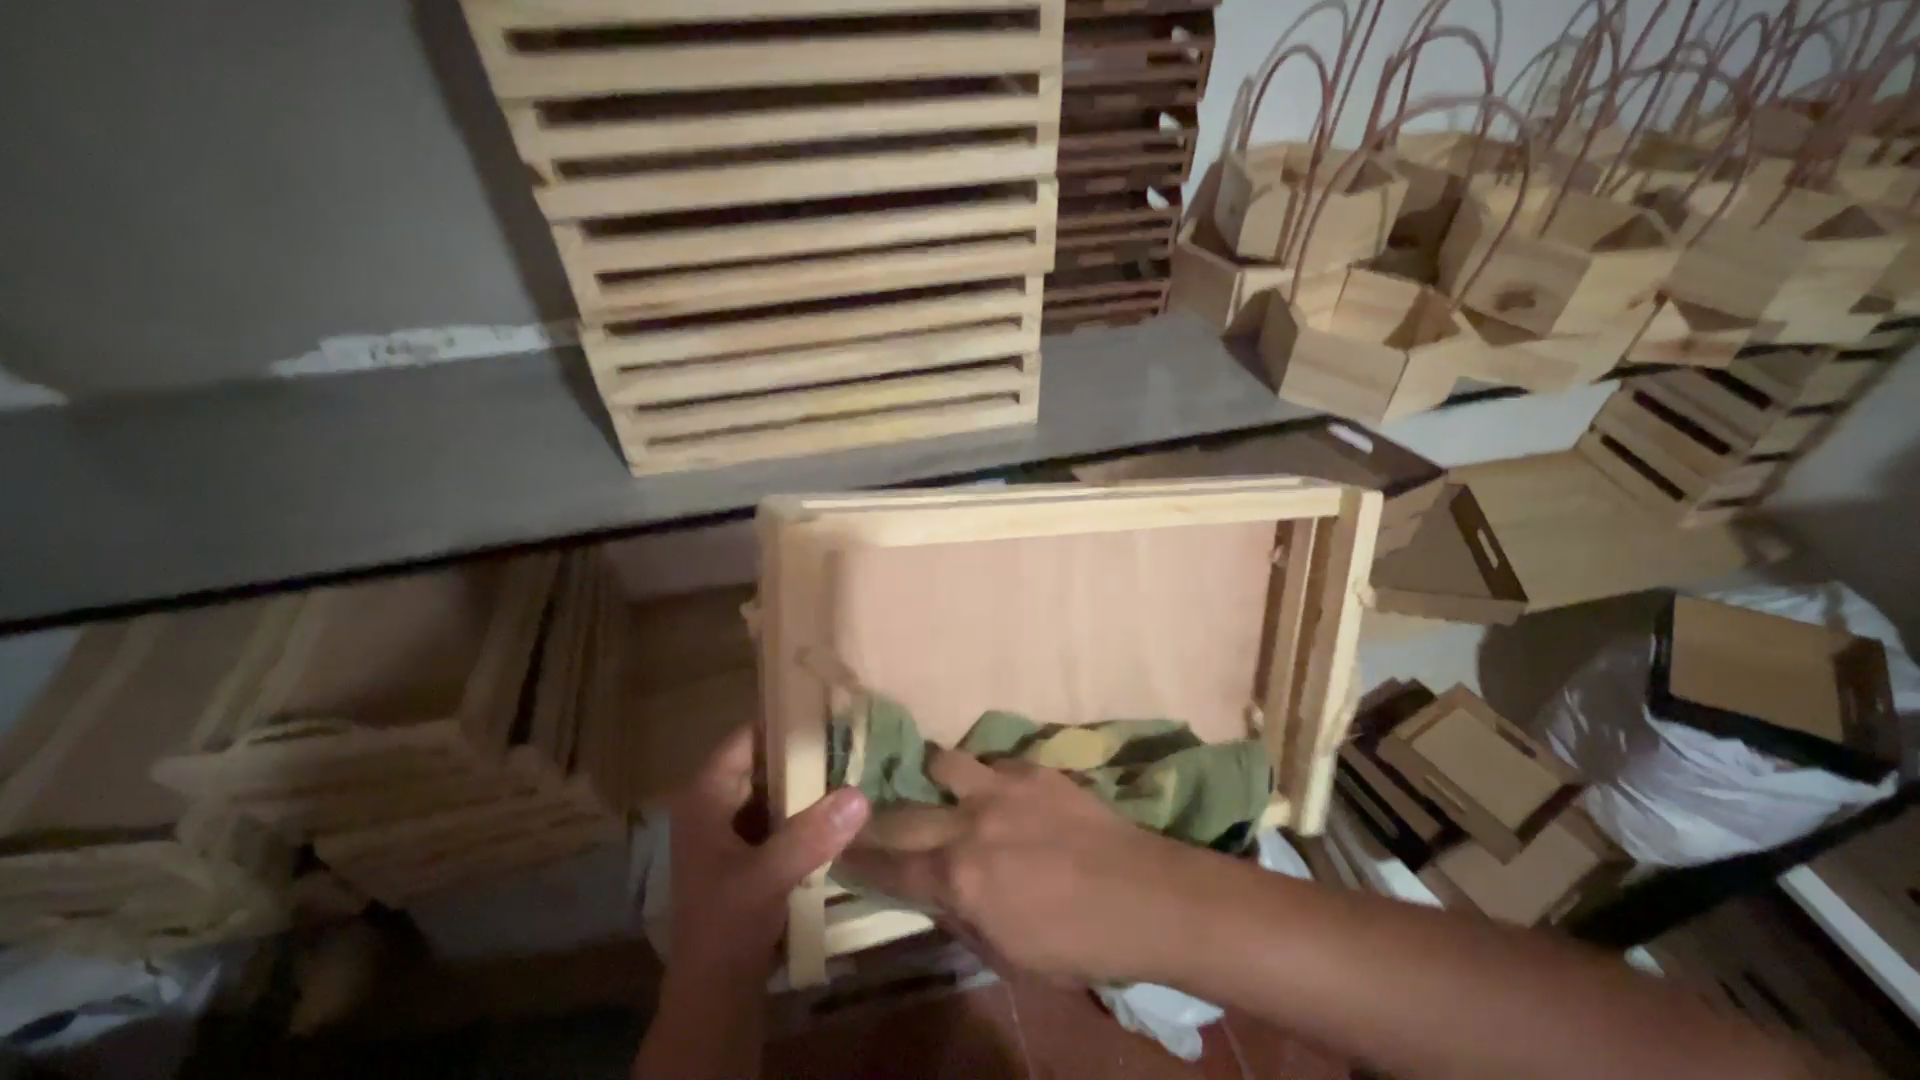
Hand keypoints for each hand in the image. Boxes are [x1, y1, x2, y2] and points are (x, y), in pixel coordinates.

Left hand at [667, 729, 870, 980]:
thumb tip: (860, 793)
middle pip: (764, 763)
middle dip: (806, 753)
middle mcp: (716, 806)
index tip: (831, 710)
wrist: (715, 992)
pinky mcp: (752, 855)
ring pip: (777, 791)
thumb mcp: (767, 877)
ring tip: (858, 765)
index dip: (783, 723)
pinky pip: (783, 818)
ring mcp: (734, 831)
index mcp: (705, 799)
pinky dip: (809, 811)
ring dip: (811, 783)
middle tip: (857, 737)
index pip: (745, 739)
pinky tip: (844, 810)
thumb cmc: (726, 927)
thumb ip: (811, 835)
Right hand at [838, 747, 1199, 984]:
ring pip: (945, 762)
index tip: (839, 849)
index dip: (858, 860)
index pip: (889, 866)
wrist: (1147, 898)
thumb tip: (935, 896)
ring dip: (934, 774)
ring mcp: (1004, 790)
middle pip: (903, 813)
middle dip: (876, 817)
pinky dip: (990, 775)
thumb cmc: (1078, 945)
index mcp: (957, 878)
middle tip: (865, 814)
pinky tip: (1004, 789)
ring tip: (939, 782)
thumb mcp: (1009, 958)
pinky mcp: (1038, 771)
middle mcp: (968, 824)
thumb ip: (962, 921)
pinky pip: (998, 761)